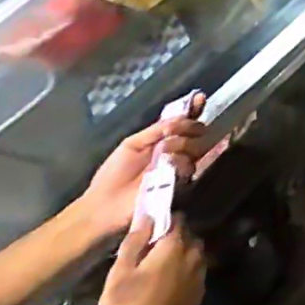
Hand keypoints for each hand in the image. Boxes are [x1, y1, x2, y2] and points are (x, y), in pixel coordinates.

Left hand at [77, 92, 226, 239]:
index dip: (194, 109)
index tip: (200, 98)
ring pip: (194, 147)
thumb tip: (182, 118)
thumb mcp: (132, 144)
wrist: (103, 206)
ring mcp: (180, 168)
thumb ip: (157, 130)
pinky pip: (188, 166)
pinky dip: (179, 163)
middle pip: (194, 131)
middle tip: (170, 136)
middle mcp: (177, 151)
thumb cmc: (113, 175)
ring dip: (179, 146)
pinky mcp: (181, 185)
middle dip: (187, 128)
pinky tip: (168, 166)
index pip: (185, 121)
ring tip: (162, 156)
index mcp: (164, 140)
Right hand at [94, 220, 205, 304]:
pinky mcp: (200, 293)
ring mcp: (201, 274)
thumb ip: (136, 239)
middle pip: (188, 236)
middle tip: (150, 254)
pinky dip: (185, 272)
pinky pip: (195, 272)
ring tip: (158, 270)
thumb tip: (148, 214)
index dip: (163, 222)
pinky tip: (167, 285)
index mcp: (177, 245)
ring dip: (181, 256)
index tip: (150, 231)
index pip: (177, 219)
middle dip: (173, 239)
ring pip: (194, 254)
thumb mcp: (120, 271)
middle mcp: (196, 255)